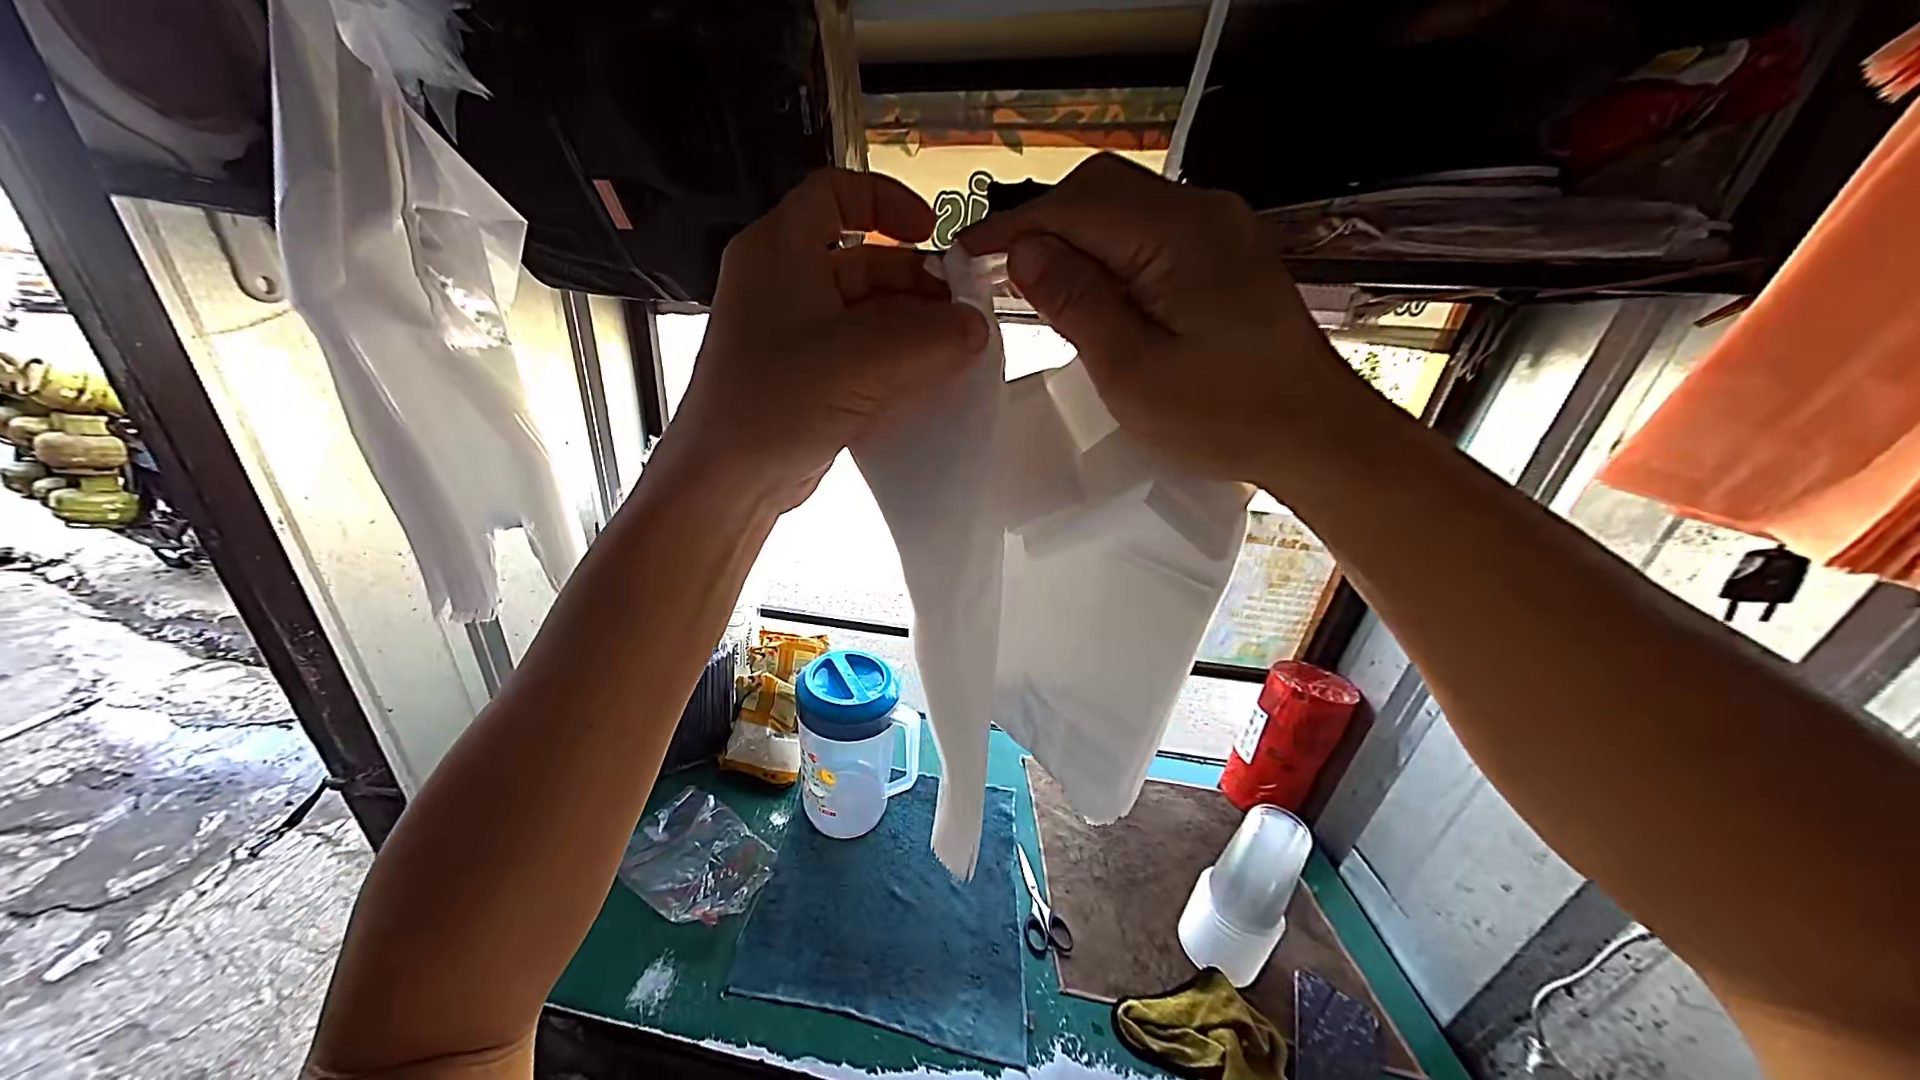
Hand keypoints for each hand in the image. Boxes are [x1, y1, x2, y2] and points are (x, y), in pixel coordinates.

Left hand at [663, 169, 988, 509]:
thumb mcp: (859, 359)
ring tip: (959, 349)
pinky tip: (933, 379)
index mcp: (780, 252)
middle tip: (963, 311)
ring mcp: (799, 335)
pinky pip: (866, 355)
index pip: (834, 193)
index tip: (930, 230)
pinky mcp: (812, 377)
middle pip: (866, 261)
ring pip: (871, 314)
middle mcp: (787, 286)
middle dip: (919, 282)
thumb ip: (928, 337)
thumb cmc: (770, 403)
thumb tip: (976, 326)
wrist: (728, 479)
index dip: (886, 201)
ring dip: (916, 328)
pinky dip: (899, 360)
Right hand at [958, 154, 1383, 486]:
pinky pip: (1150, 233)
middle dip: (1042, 225)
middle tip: (997, 272)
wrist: (1313, 433)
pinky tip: (1089, 289)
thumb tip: (1026, 252)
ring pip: (1124, 208)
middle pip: (1100, 191)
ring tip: (1034, 284)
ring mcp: (1219, 230)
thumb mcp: (1132, 370)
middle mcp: (1203, 212)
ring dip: (1073, 238)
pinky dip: (1107, 252)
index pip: (1075, 208)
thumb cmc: (1224, 415)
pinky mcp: (1224, 254)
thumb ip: (1077, 303)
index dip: (1014, 228)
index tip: (966, 254)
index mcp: (1179, 235)